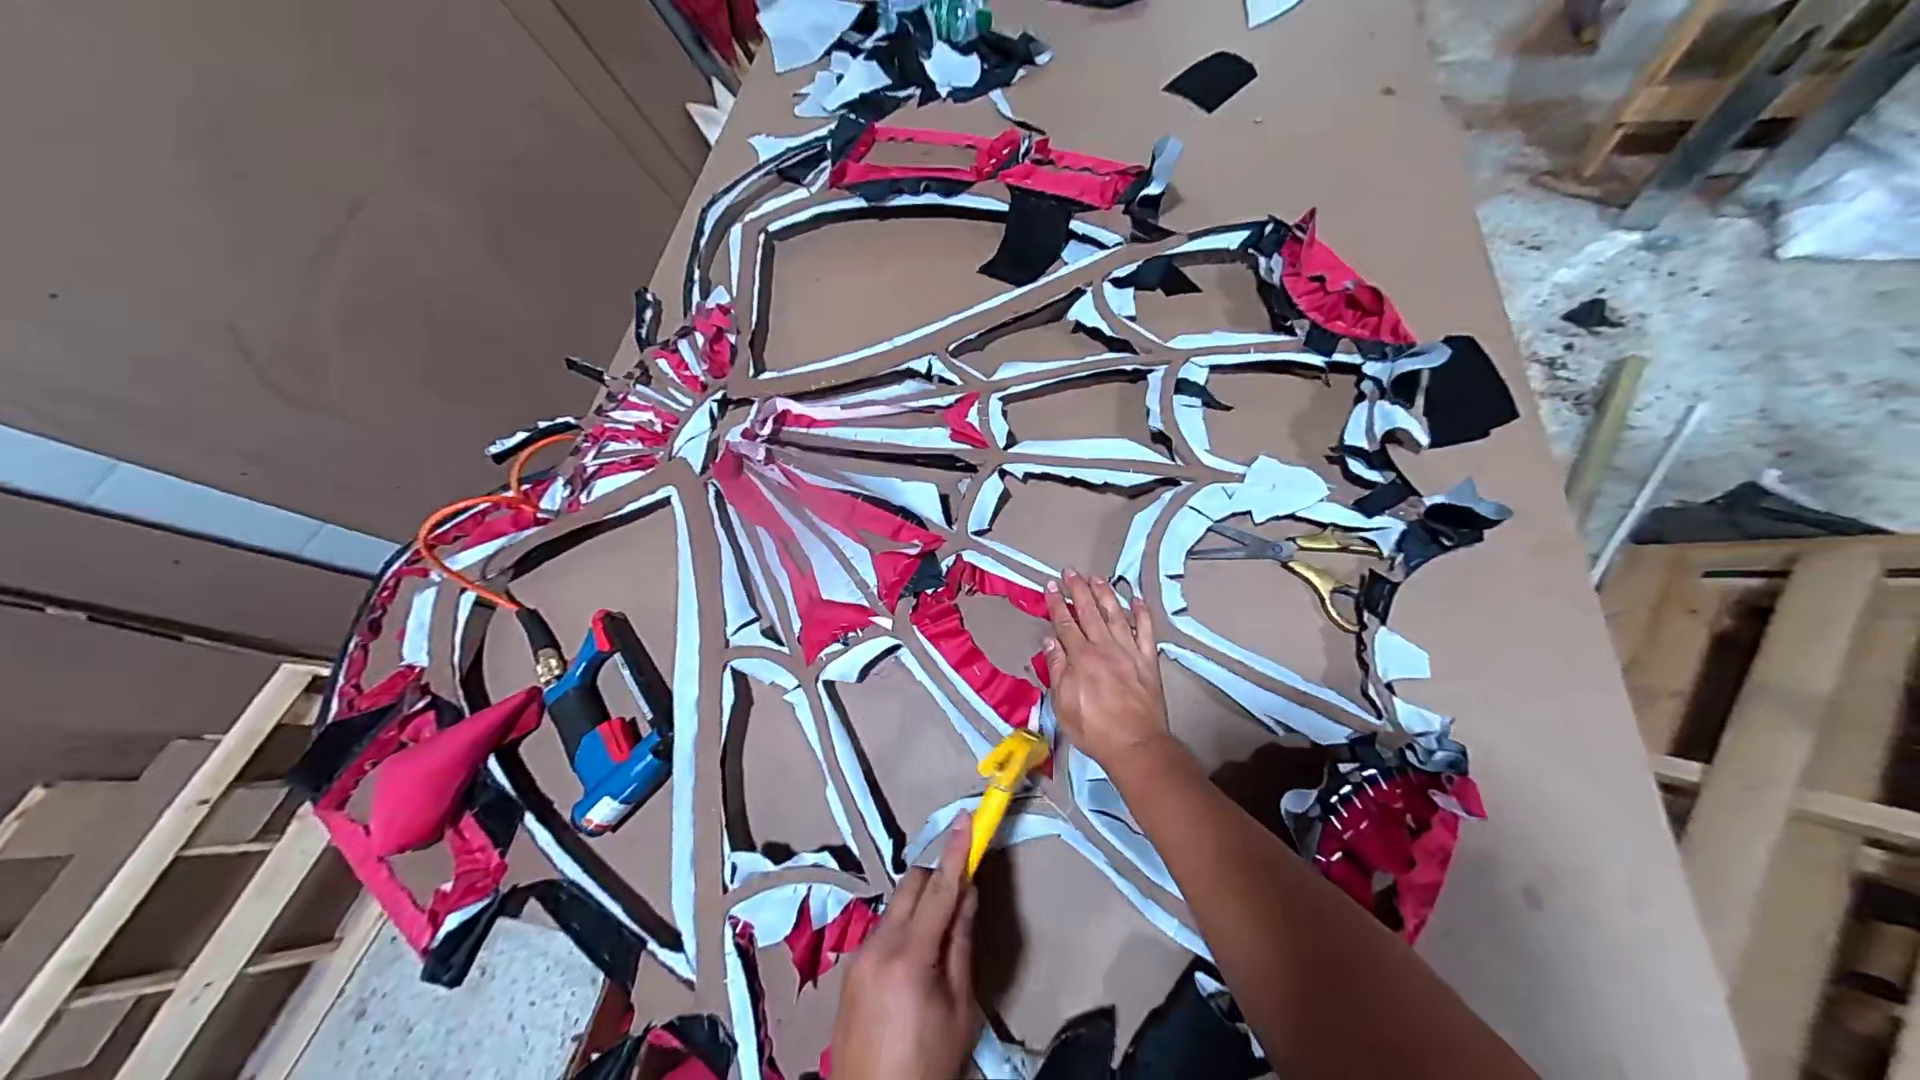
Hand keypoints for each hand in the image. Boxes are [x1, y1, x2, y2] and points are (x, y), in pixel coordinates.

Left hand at [830, 813, 979, 1079]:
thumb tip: (968, 893)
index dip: (957, 852)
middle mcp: (877, 945)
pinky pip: (884, 930)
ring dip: (921, 908)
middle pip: (911, 885)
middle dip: (938, 880)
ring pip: (897, 906)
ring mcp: (858, 955)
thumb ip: (961, 943)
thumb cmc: (928, 1063)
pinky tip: (914, 967)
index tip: (966, 819)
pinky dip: (904, 930)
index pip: (939, 890)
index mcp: (908, 956)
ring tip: (938, 949)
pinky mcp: (849, 968)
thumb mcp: (959, 1008)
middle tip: (961, 899)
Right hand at [1043, 569, 1171, 769]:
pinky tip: (1137, 600)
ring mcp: (1129, 653)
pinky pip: (1146, 631)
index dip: (1057, 603)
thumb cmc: (1094, 730)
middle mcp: (1105, 649)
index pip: (1065, 623)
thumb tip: (1050, 642)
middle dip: (1079, 589)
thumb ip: (1057, 670)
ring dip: (1105, 594)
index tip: (1051, 586)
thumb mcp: (1063, 704)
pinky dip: (1142, 614)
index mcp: (1081, 659)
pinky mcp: (1147, 661)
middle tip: (1071, 572)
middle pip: (1089, 612)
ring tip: (1097, 578)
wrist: (1135, 745)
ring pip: (1116, 615)